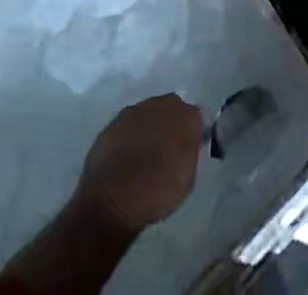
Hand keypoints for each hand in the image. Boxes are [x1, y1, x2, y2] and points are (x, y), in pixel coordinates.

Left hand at [73, 94, 204, 235]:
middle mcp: (163, 106)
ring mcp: (135, 112)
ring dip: (149, 128)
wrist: (112, 200)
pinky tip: (124, 158)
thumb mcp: (188, 178)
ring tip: (142, 156)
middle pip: (171, 109)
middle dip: (170, 125)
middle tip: (166, 150)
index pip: (196, 119)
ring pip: (148, 115)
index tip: (186, 151)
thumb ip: (189, 153)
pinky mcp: (112, 123)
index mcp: (187, 117)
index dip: (191, 135)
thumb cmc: (158, 193)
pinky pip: (128, 126)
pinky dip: (129, 137)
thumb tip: (186, 146)